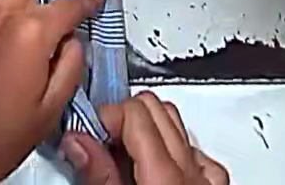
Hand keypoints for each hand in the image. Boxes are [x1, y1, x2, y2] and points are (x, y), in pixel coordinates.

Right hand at [60, 93, 227, 184]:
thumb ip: (99, 173)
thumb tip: (75, 138)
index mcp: (166, 175)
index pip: (132, 111)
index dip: (105, 116)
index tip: (88, 133)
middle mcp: (192, 171)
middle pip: (153, 107)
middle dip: (124, 115)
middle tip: (103, 141)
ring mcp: (208, 180)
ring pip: (176, 122)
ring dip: (150, 127)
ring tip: (126, 150)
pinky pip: (200, 153)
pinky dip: (179, 150)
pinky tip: (162, 164)